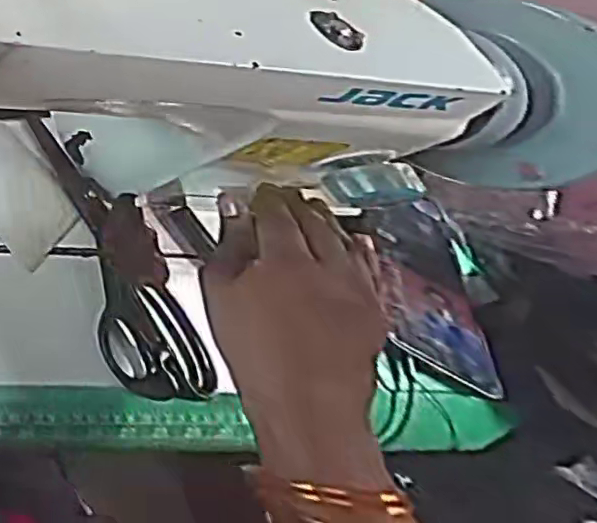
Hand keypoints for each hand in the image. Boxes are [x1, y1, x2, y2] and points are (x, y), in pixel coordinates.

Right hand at [202, 185, 390, 486]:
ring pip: (345, 240)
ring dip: (326, 221)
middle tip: (280, 195)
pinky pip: (370, 266)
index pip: (275, 213)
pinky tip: (354, 240)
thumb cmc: (254, 350)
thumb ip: (227, 244)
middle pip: (313, 221)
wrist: (305, 404)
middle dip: (295, 204)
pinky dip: (359, 248)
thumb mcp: (220, 290)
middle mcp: (327, 269)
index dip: (263, 198)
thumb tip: (232, 212)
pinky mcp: (376, 310)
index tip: (253, 192)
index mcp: (283, 260)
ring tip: (311, 211)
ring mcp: (357, 290)